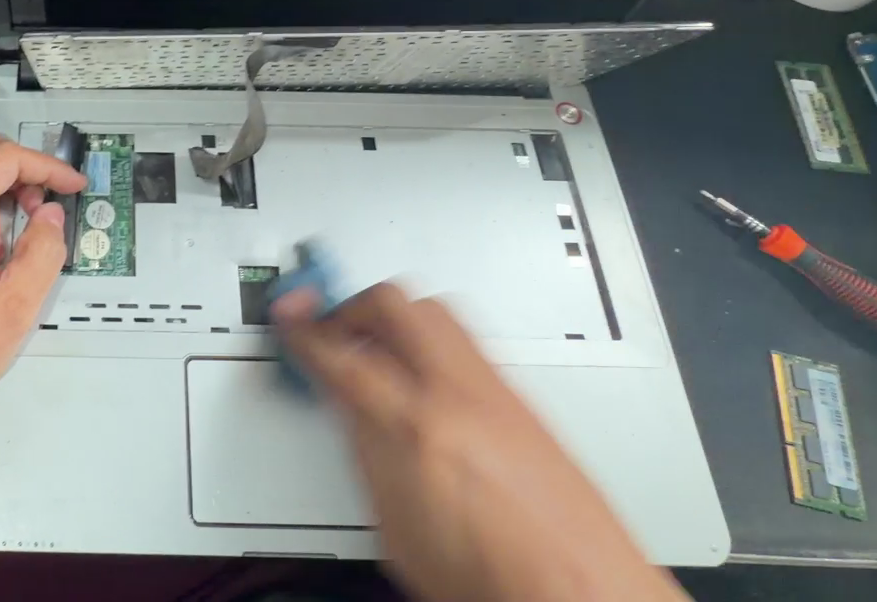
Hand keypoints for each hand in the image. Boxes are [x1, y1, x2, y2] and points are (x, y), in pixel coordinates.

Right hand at [276, 283, 686, 601]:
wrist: (589, 599)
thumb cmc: (498, 581)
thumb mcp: (397, 526)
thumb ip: (366, 452)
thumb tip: (346, 405)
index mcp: (415, 428)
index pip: (341, 354)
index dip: (303, 331)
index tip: (288, 317)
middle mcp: (459, 395)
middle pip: (393, 304)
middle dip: (350, 304)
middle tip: (329, 322)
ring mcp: (495, 390)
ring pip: (434, 309)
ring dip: (393, 314)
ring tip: (373, 339)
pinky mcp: (521, 399)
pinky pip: (464, 338)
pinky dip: (428, 337)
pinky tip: (419, 370)